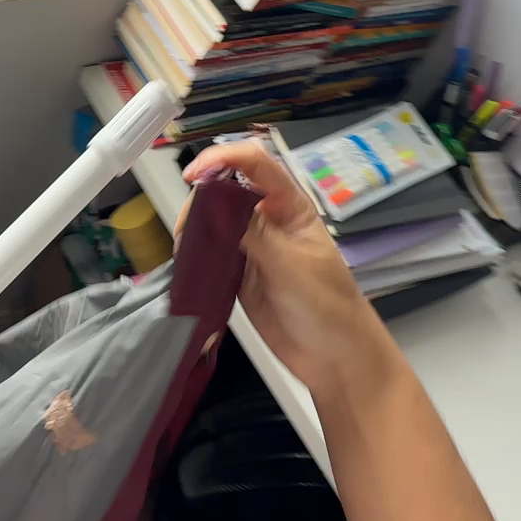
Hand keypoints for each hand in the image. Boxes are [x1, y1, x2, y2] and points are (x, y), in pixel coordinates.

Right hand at [182, 139, 399, 390]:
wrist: (336, 361)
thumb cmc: (328, 307)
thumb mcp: (291, 265)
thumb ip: (253, 231)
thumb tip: (214, 202)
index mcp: (289, 206)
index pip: (254, 164)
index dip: (222, 158)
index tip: (194, 175)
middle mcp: (267, 219)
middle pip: (225, 188)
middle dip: (201, 198)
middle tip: (186, 225)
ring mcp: (251, 245)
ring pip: (212, 218)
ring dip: (194, 225)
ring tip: (183, 246)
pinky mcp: (237, 270)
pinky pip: (209, 249)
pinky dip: (193, 249)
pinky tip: (186, 258)